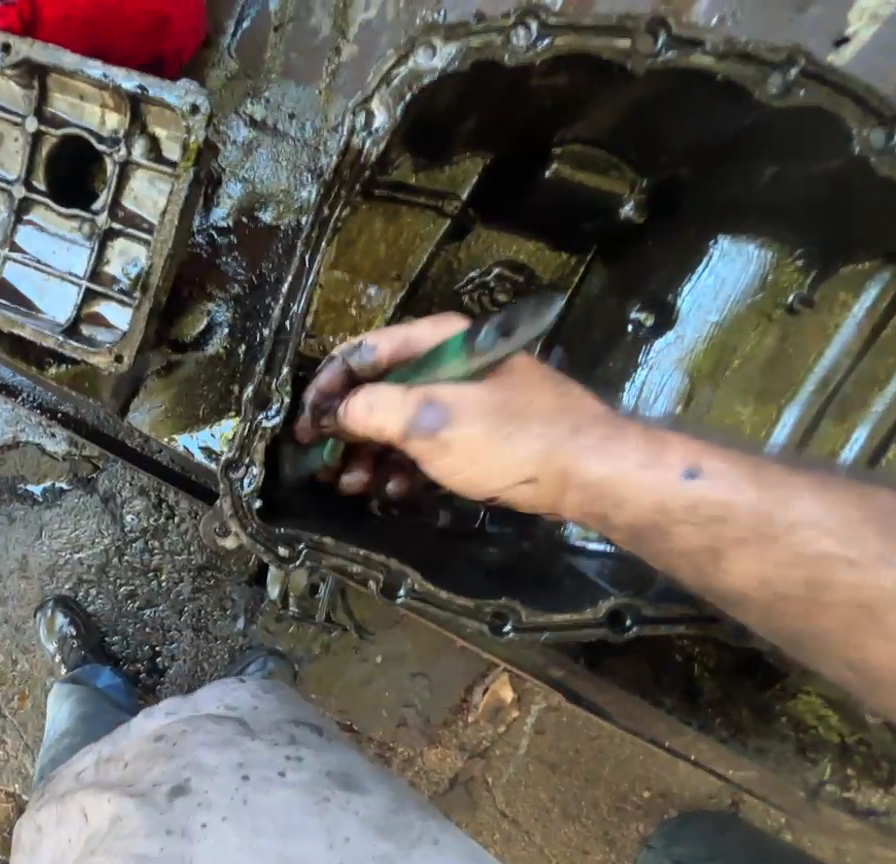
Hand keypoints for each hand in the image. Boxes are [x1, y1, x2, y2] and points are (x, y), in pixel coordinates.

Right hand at [293, 313, 620, 514]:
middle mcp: (444, 362)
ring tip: (350, 486)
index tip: (305, 427)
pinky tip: (388, 491)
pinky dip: (398, 466)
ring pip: (393, 421)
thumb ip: (369, 409)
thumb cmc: (509, 439)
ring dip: (365, 455)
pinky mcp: (471, 432)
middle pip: (373, 391)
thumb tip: (330, 413)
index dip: (325, 389)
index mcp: (436, 341)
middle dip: (343, 431)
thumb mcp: (429, 420)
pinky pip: (419, 443)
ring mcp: (459, 398)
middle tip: (321, 466)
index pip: (360, 353)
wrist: (590, 474)